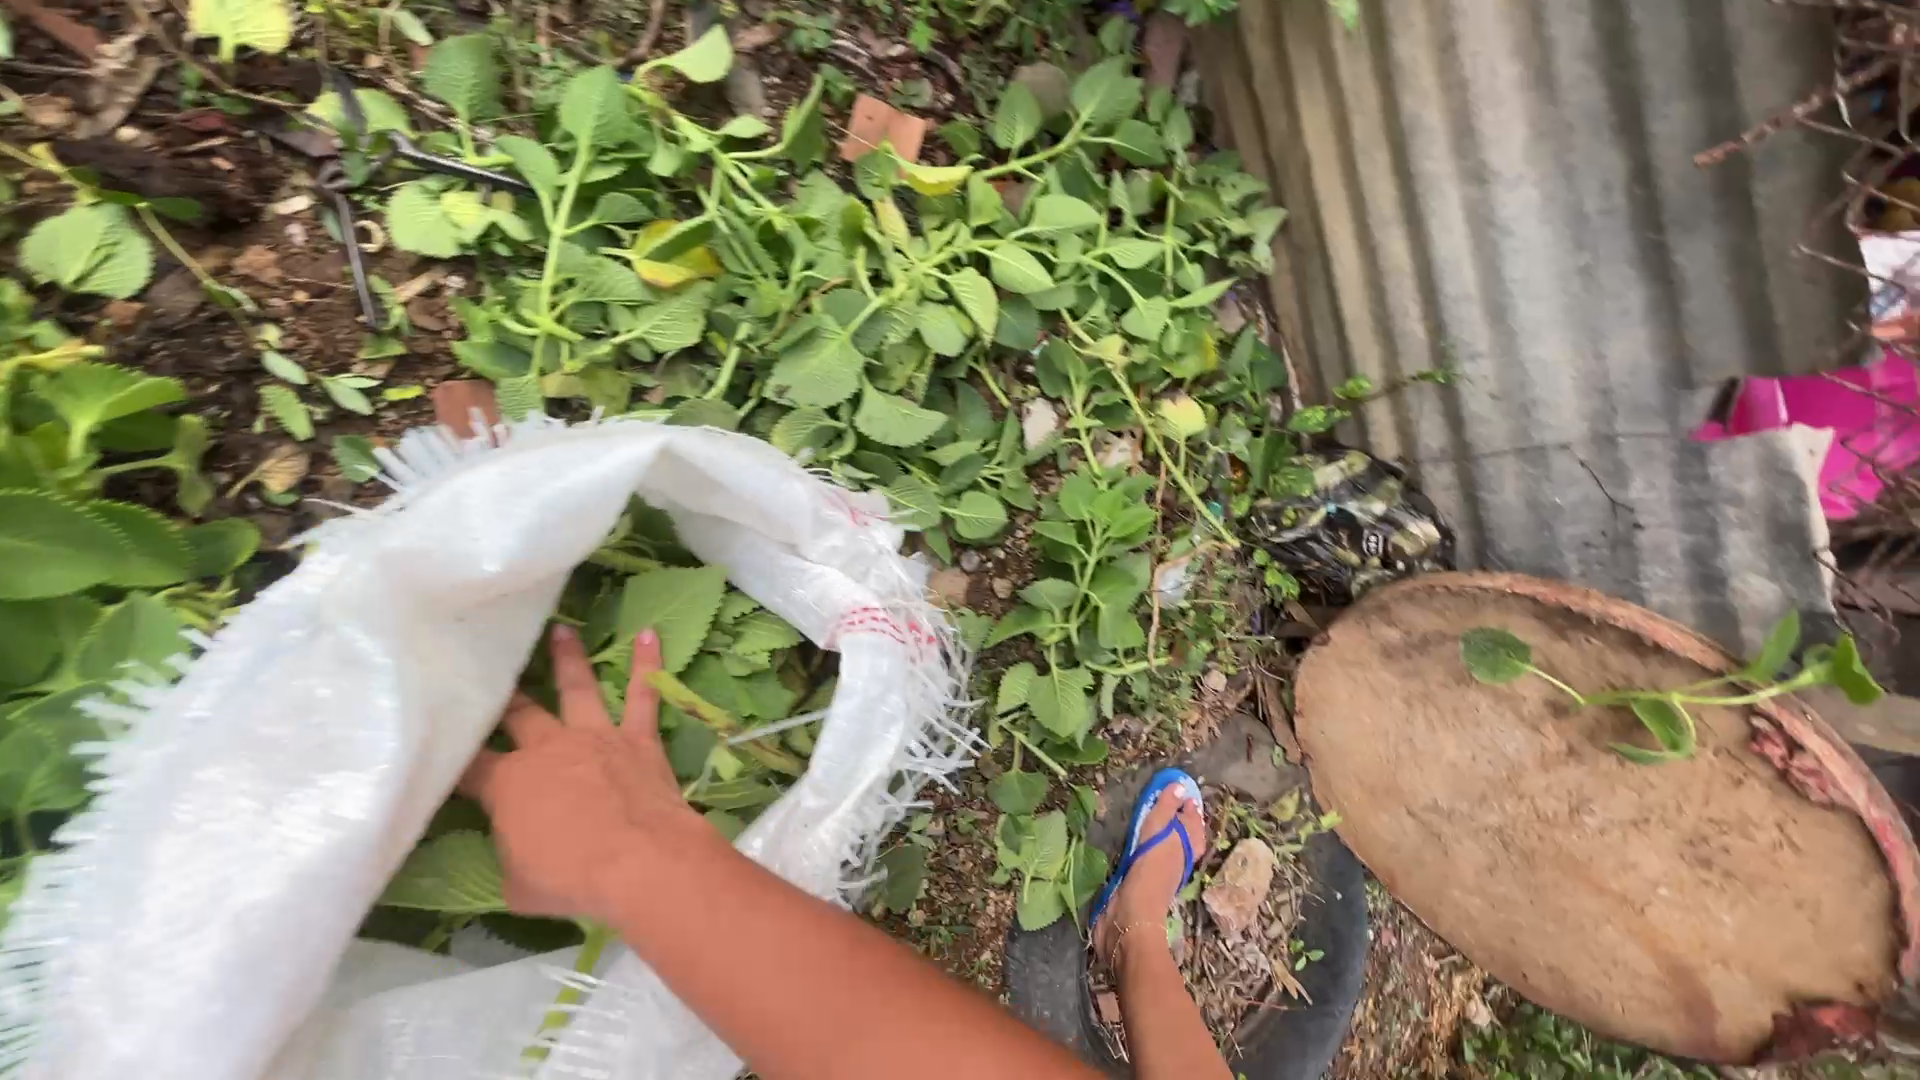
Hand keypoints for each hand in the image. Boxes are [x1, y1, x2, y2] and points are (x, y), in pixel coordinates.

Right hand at [460, 624, 715, 924]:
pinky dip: (647, 664)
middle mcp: (548, 748)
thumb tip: (516, 848)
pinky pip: (644, 694)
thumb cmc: (571, 879)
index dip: (452, 754)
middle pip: (519, 713)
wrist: (641, 861)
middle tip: (491, 667)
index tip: (436, 736)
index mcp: (508, 784)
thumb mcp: (517, 884)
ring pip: (578, 688)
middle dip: (502, 694)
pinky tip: (649, 635)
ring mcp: (596, 737)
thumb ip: (511, 854)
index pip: (468, 765)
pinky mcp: (639, 738)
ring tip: (560, 630)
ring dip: (568, 659)